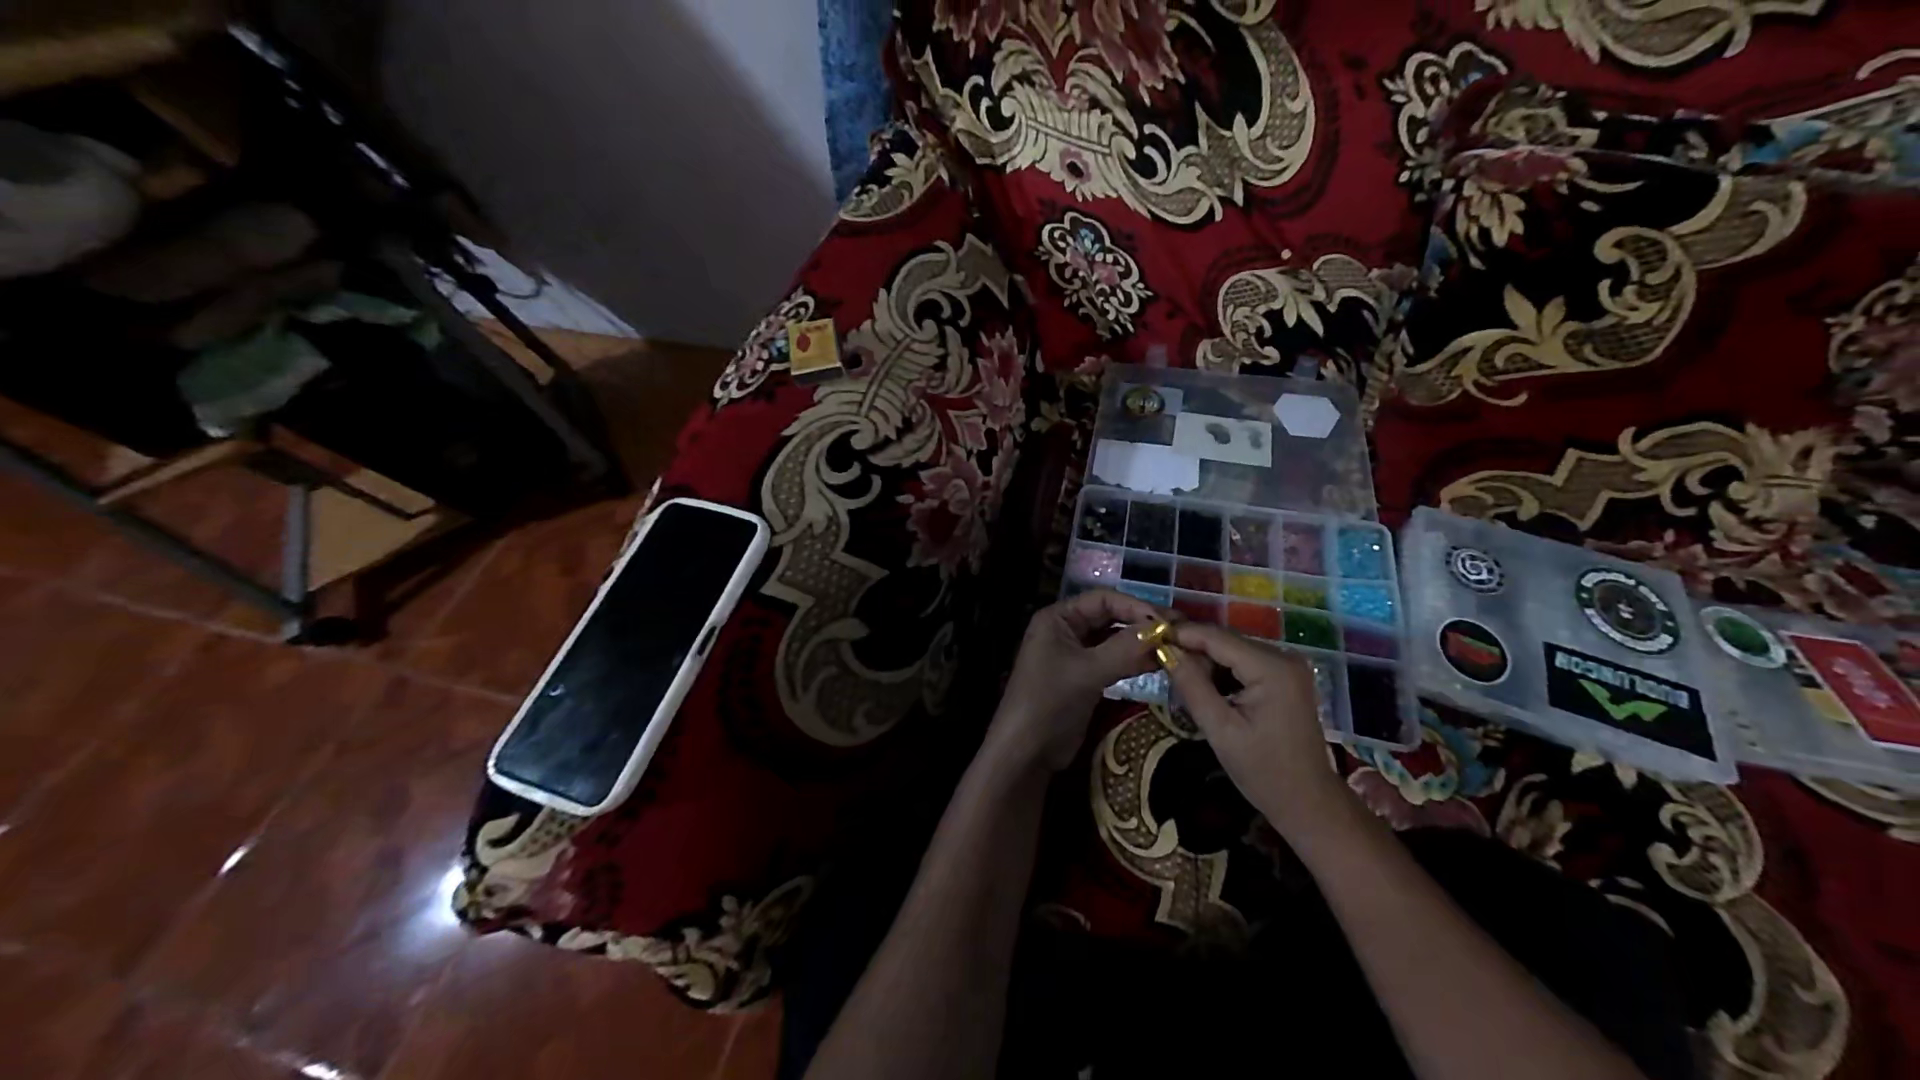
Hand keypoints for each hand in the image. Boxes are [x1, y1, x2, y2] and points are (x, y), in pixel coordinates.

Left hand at [984, 589, 1162, 772]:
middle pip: (1111, 618)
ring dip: (1142, 644)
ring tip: (1177, 647)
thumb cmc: (1049, 702)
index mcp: (1058, 618)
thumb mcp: (1087, 672)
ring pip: (1115, 641)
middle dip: (1143, 624)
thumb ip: (1125, 649)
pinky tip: (1160, 664)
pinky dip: (1135, 662)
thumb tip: (1164, 630)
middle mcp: (1066, 630)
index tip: (1169, 620)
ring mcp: (1076, 655)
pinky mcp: (1085, 678)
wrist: (1026, 752)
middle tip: (1181, 631)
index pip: (1103, 600)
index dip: (1136, 607)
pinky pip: (1114, 662)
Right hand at [1160, 623, 1350, 833]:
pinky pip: (1245, 662)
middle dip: (1192, 650)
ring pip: (1232, 650)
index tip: (1149, 641)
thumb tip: (1165, 651)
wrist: (1308, 802)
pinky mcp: (1285, 677)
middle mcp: (1283, 656)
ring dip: (1206, 663)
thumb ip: (1191, 685)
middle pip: (1225, 640)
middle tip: (1162, 668)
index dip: (1181, 635)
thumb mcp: (1219, 729)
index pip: (1216, 636)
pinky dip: (1223, 672)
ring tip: (1182, 684)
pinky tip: (1208, 691)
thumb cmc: (1264, 771)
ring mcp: (1287, 666)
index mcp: (1271, 667)